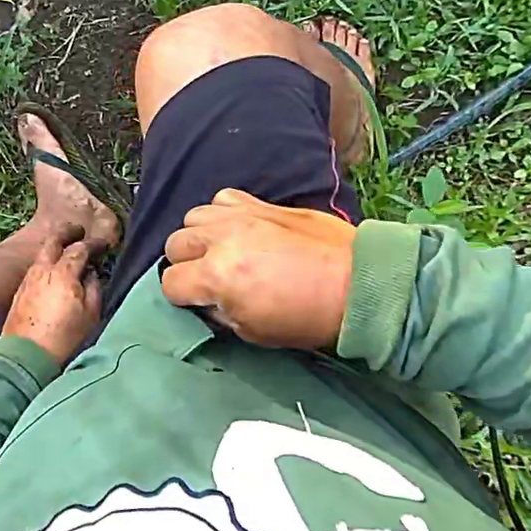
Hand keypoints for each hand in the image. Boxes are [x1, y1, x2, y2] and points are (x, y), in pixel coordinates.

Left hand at [3, 233, 102, 365]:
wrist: (26, 354)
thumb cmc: (64, 337)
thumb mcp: (90, 314)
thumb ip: (93, 287)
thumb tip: (91, 273)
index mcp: (63, 273)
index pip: (80, 249)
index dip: (94, 244)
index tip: (104, 244)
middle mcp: (43, 269)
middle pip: (54, 240)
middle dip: (68, 232)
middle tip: (79, 231)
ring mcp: (28, 278)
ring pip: (42, 252)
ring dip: (55, 246)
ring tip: (67, 249)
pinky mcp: (20, 289)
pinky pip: (36, 265)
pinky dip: (47, 260)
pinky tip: (53, 268)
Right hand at [161, 189, 357, 349]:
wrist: (360, 284)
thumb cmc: (309, 316)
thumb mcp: (253, 332)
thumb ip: (218, 312)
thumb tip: (205, 300)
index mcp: (217, 276)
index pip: (170, 282)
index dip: (180, 296)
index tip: (196, 301)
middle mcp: (221, 240)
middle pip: (174, 245)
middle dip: (186, 264)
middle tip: (209, 277)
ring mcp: (240, 216)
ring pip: (192, 218)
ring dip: (200, 236)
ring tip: (219, 250)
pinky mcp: (260, 204)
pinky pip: (222, 199)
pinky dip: (222, 214)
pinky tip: (236, 229)